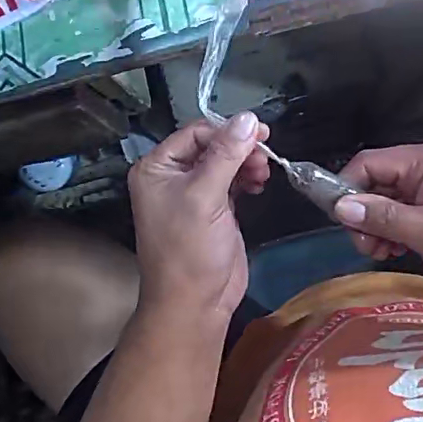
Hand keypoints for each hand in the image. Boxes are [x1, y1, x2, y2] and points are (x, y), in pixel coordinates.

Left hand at [128, 114, 270, 319]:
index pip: (195, 133)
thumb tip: (249, 118)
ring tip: (263, 173)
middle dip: (240, 148)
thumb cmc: (190, 250)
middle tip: (265, 155)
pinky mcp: (213, 209)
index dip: (228, 131)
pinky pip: (231, 181)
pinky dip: (246, 178)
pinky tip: (258, 183)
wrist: (195, 303)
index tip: (261, 133)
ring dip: (246, 162)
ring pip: (224, 163)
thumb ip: (226, 155)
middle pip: (212, 146)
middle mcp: (171, 177)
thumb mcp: (205, 196)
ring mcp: (193, 194)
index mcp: (156, 168)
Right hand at [332, 142, 422, 308]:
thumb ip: (384, 217)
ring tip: (382, 253)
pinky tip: (397, 250)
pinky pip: (410, 211)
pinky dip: (398, 230)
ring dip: (379, 225)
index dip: (347, 189)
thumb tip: (339, 206)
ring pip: (391, 198)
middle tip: (366, 248)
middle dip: (364, 213)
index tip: (341, 225)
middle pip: (379, 180)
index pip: (370, 162)